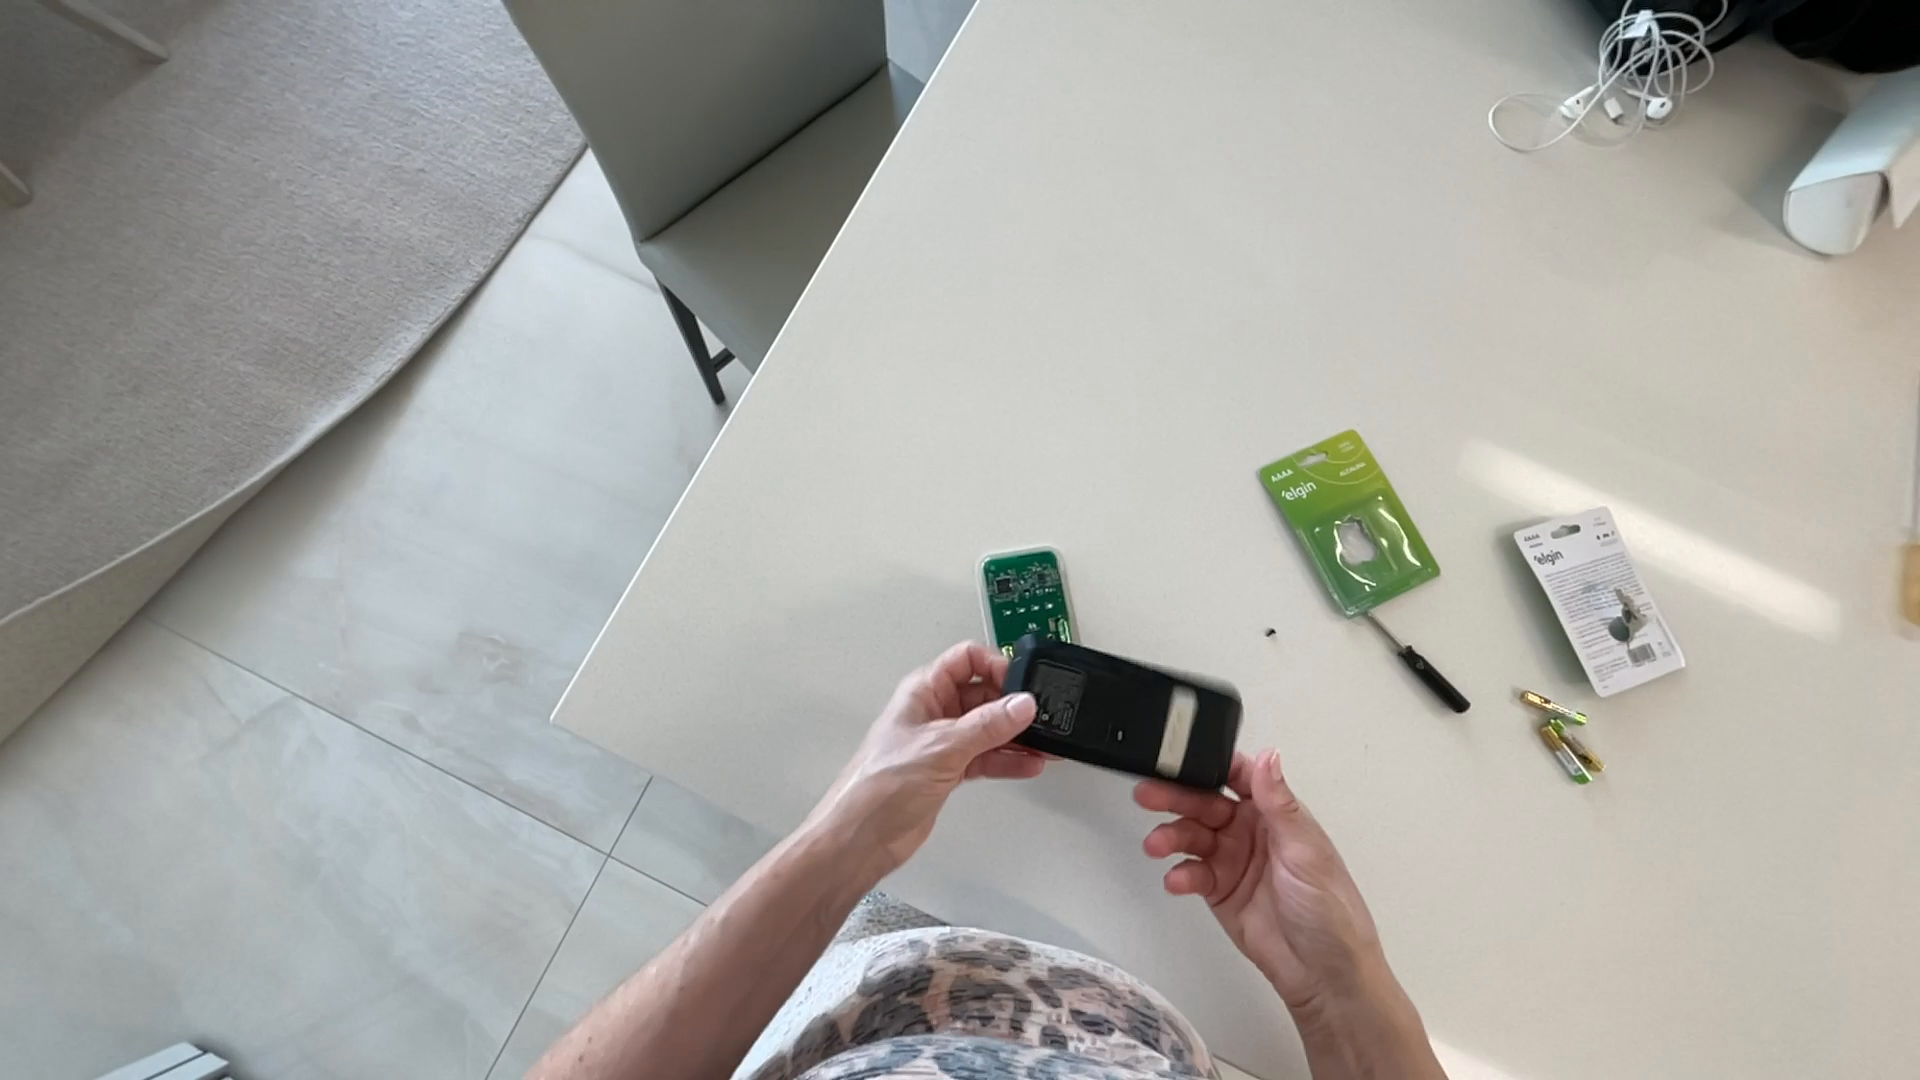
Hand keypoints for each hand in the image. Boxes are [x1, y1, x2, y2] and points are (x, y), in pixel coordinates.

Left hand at [809, 642, 1043, 878]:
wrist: (860, 837)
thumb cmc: (878, 784)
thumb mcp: (942, 747)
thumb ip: (987, 726)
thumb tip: (1022, 704)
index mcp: (924, 691)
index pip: (966, 659)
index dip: (996, 665)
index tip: (1021, 685)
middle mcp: (934, 711)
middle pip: (983, 693)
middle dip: (1012, 704)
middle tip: (1040, 717)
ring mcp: (942, 742)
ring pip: (988, 728)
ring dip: (1016, 735)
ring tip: (1045, 744)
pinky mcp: (949, 770)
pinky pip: (986, 756)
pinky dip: (1007, 760)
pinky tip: (1028, 764)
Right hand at [1134, 749, 1391, 1017]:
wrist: (1325, 976)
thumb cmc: (1331, 910)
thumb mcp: (1306, 849)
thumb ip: (1279, 803)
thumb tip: (1270, 755)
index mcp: (1273, 812)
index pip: (1236, 776)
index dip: (1207, 764)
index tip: (1178, 757)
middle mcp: (1248, 830)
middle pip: (1203, 802)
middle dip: (1173, 797)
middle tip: (1147, 795)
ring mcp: (1231, 859)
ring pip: (1191, 835)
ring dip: (1171, 836)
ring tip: (1156, 845)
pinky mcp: (1218, 889)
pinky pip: (1191, 872)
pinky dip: (1180, 874)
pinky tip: (1177, 879)